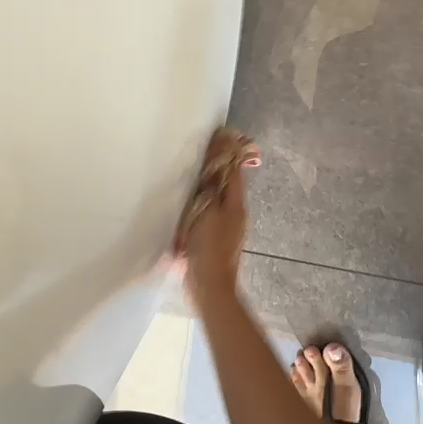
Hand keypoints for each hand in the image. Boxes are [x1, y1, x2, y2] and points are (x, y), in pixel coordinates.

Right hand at [176, 128, 258, 299]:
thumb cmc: (208, 247)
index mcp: (236, 206)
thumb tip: (218, 165)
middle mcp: (235, 216)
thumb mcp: (207, 213)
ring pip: (216, 202)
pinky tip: (187, 208)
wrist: (209, 286)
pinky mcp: (213, 242)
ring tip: (191, 177)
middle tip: (202, 154)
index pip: (234, 173)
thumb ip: (211, 189)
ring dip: (206, 189)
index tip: (221, 137)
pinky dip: (199, 207)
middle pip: (226, 187)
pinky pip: (207, 216)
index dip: (228, 155)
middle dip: (216, 171)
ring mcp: (225, 231)